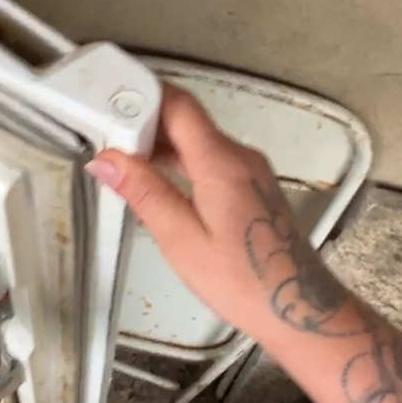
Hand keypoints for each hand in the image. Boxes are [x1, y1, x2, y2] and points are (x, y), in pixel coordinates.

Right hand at [86, 87, 361, 341]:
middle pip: (187, 119)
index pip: (178, 105)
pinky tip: (156, 179)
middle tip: (104, 134)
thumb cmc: (241, 280)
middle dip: (144, 120)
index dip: (142, 95)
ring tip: (122, 158)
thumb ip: (144, 192)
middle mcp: (239, 156)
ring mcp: (249, 170)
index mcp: (222, 161)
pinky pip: (209, 158)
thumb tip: (105, 160)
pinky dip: (179, 160)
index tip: (107, 100)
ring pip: (197, 139)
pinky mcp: (251, 186)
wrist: (296, 307)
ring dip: (160, 142)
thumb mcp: (181, 238)